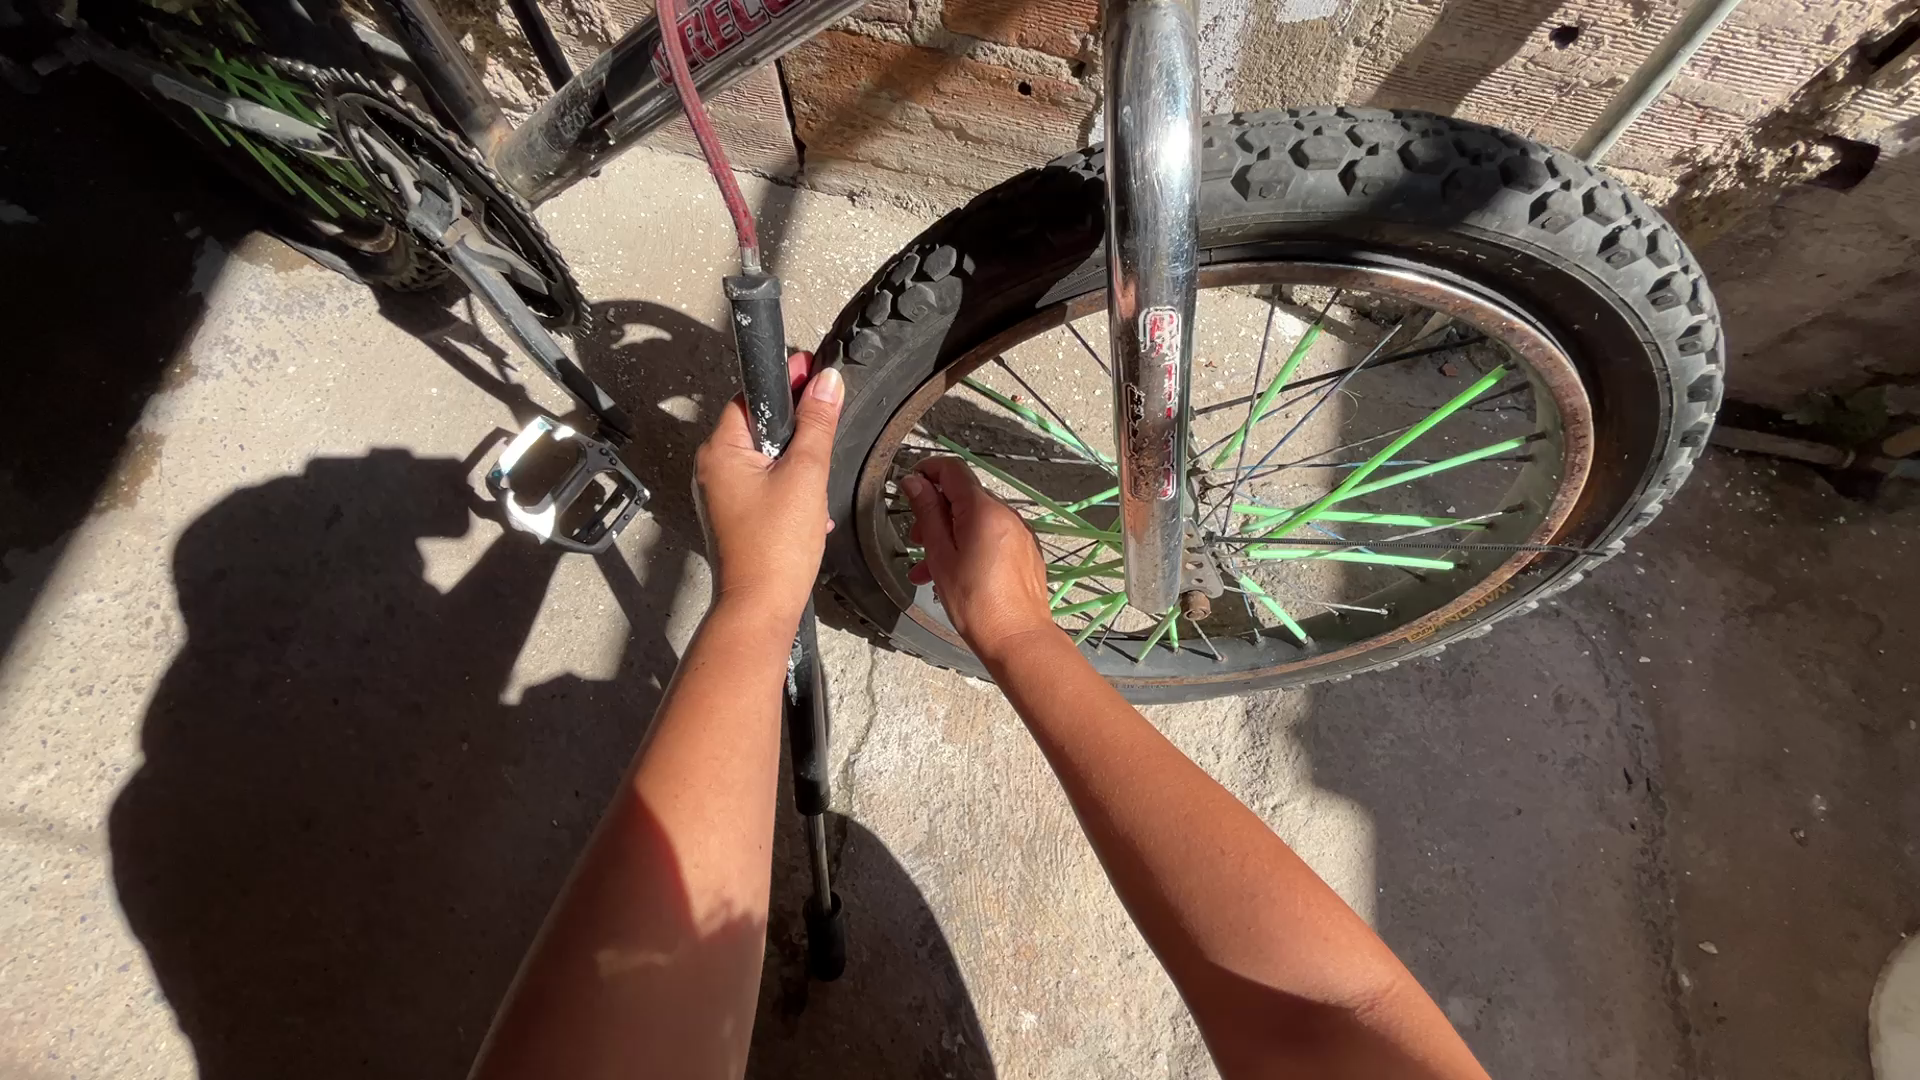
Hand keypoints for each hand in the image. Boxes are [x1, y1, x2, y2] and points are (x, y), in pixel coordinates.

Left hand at [694, 353, 842, 625]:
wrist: (762, 605)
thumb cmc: (777, 544)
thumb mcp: (806, 474)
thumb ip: (817, 425)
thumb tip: (827, 381)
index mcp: (721, 451)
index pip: (752, 399)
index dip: (785, 384)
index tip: (813, 369)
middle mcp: (713, 471)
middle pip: (759, 430)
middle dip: (796, 431)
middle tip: (827, 424)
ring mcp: (722, 497)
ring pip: (766, 462)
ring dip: (797, 466)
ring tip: (819, 481)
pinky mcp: (735, 519)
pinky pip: (765, 489)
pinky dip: (790, 491)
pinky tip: (812, 510)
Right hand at [899, 456, 1056, 657]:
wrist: (1017, 638)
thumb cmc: (975, 603)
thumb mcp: (941, 555)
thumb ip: (927, 513)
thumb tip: (915, 482)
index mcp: (983, 510)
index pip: (953, 470)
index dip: (928, 471)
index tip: (910, 485)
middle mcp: (1007, 514)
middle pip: (964, 497)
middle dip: (935, 512)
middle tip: (916, 538)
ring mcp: (1019, 532)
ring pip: (976, 521)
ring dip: (949, 535)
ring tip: (928, 567)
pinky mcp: (1025, 551)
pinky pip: (992, 537)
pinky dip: (970, 546)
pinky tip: (954, 573)